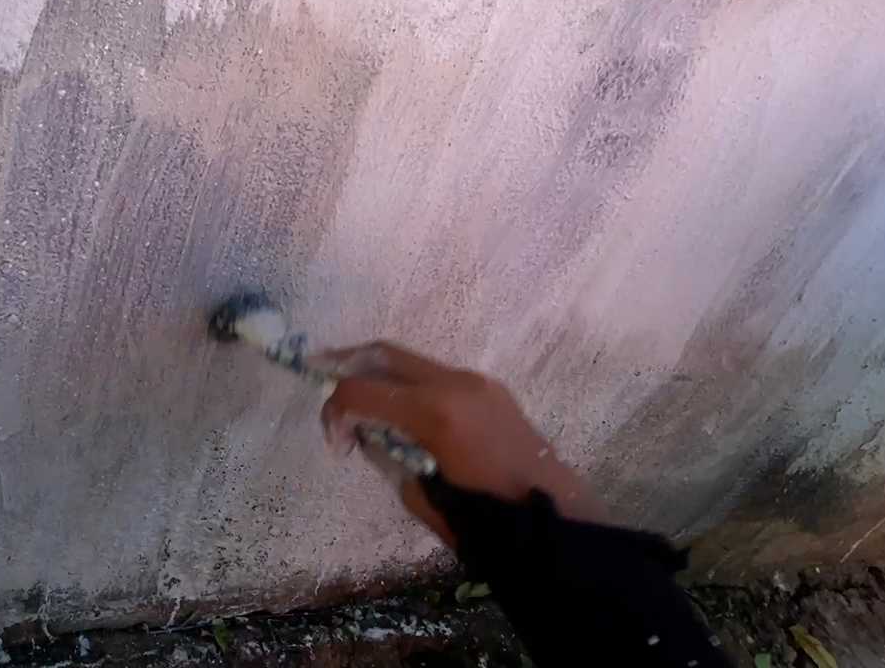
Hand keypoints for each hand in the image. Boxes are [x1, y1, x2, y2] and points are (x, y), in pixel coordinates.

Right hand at [314, 343, 607, 544]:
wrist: (565, 531)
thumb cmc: (492, 526)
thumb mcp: (423, 499)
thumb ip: (390, 458)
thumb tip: (374, 437)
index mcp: (436, 413)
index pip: (363, 391)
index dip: (335, 410)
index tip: (334, 441)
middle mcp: (455, 384)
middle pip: (384, 354)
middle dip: (346, 361)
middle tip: (319, 370)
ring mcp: (477, 382)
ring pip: (411, 362)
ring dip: (380, 374)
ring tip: (361, 397)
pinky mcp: (491, 390)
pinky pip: (437, 376)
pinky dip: (409, 385)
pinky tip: (402, 409)